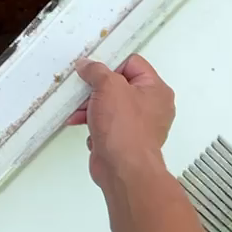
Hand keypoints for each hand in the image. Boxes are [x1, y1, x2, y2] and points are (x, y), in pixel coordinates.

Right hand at [67, 54, 175, 185]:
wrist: (123, 167)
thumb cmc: (123, 127)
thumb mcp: (108, 87)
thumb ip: (96, 71)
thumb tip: (86, 65)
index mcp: (156, 89)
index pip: (132, 63)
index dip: (110, 63)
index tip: (91, 69)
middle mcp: (151, 105)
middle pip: (119, 84)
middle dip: (95, 87)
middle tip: (80, 88)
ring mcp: (139, 123)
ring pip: (110, 104)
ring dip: (90, 105)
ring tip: (75, 109)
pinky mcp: (124, 138)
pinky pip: (106, 122)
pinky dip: (92, 121)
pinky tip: (79, 123)